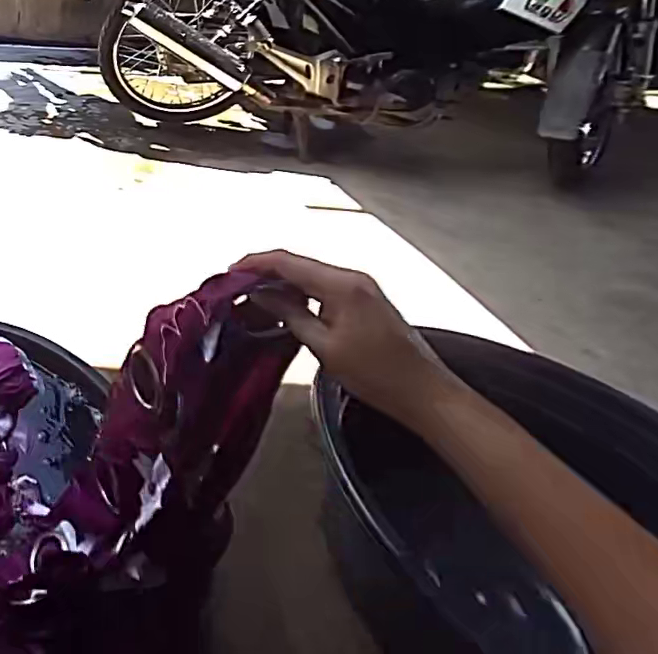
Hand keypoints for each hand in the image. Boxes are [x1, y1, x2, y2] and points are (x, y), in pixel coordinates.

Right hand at [235, 250, 462, 425]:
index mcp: (341, 284)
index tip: (230, 271)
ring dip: (282, 282)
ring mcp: (361, 286)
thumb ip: (289, 314)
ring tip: (255, 296)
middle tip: (238, 285)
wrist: (427, 394)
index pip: (287, 262)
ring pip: (310, 274)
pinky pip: (324, 285)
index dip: (255, 263)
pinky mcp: (365, 298)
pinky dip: (301, 291)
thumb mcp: (324, 346)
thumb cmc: (376, 374)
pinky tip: (286, 305)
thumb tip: (261, 294)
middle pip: (298, 264)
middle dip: (265, 271)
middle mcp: (351, 277)